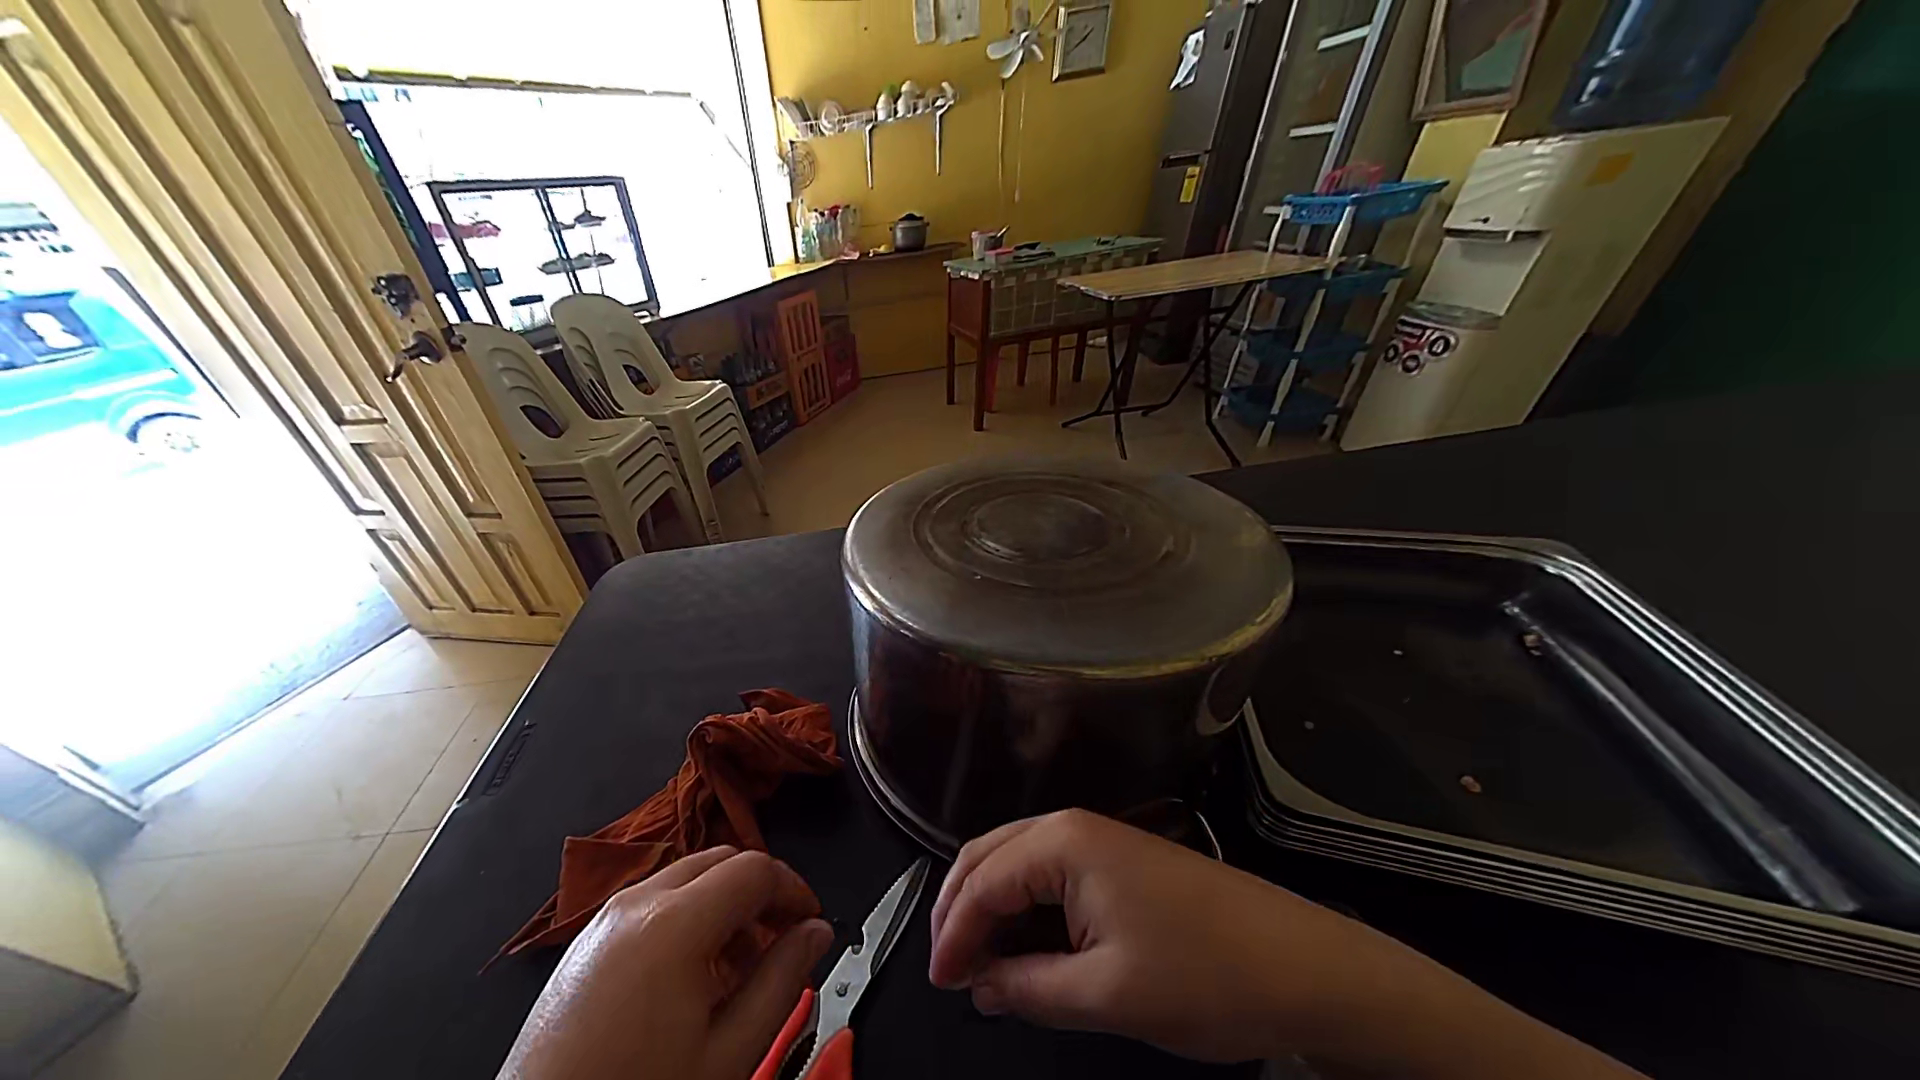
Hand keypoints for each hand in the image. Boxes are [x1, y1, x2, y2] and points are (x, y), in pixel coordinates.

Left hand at [499, 847, 834, 1079]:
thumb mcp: (728, 1052)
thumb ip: (782, 979)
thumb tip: (815, 934)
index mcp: (675, 923)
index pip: (757, 869)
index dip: (795, 890)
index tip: (810, 920)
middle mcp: (637, 905)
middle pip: (724, 861)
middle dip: (762, 892)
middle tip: (781, 939)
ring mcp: (606, 920)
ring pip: (689, 877)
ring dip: (727, 904)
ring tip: (739, 968)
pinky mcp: (586, 943)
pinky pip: (654, 902)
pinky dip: (689, 916)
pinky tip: (693, 976)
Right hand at [929, 810, 1641, 1078]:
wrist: (1302, 964)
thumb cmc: (1202, 976)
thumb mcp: (1106, 996)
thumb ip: (1028, 989)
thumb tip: (979, 987)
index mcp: (1063, 843)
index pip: (982, 882)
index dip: (952, 934)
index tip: (939, 984)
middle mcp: (1073, 825)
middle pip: (989, 855)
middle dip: (959, 908)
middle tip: (949, 969)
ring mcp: (1098, 837)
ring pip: (1016, 860)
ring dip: (989, 904)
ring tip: (977, 960)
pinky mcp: (1118, 858)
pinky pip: (1048, 872)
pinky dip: (1023, 904)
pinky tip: (1021, 942)